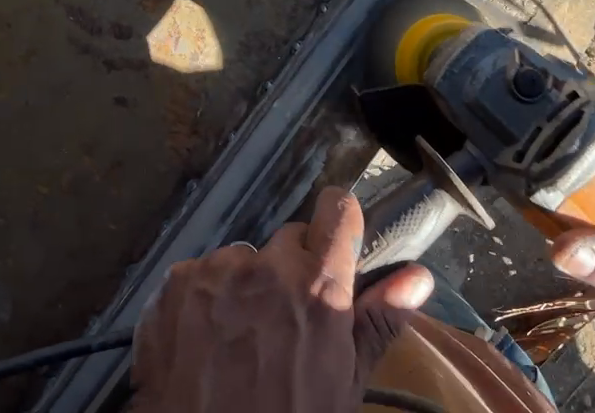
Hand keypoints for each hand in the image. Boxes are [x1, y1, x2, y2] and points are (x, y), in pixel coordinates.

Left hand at [131, 187, 434, 412]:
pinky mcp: (176, 281)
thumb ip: (377, 322)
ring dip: (245, 283)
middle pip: (288, 240)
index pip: (336, 212)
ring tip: (240, 334)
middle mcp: (265, 266)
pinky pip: (200, 273)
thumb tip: (418, 276)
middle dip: (291, 267)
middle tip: (286, 316)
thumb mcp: (342, 383)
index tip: (337, 230)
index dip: (339, 218)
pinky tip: (206, 336)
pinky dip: (205, 297)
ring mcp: (216, 270)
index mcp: (315, 288)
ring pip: (242, 258)